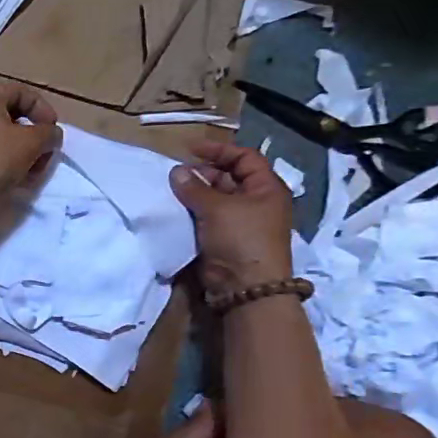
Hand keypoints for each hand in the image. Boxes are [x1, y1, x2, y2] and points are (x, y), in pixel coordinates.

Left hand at [0, 82, 60, 196]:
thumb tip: (52, 135)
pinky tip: (20, 180)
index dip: (43, 109)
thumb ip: (49, 133)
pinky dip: (10, 162)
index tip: (54, 131)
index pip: (23, 92)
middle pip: (14, 116)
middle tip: (47, 154)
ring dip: (26, 152)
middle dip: (36, 136)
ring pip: (5, 138)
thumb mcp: (32, 143)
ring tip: (35, 171)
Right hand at [170, 140, 294, 290]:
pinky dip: (193, 214)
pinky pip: (207, 220)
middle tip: (176, 176)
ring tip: (171, 192)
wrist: (246, 288)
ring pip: (215, 200)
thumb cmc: (241, 239)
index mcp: (266, 188)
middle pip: (228, 178)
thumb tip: (176, 172)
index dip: (219, 150)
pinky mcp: (226, 241)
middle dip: (202, 174)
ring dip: (194, 195)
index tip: (190, 150)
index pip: (244, 158)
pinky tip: (175, 211)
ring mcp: (241, 223)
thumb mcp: (217, 208)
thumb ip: (194, 188)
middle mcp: (256, 202)